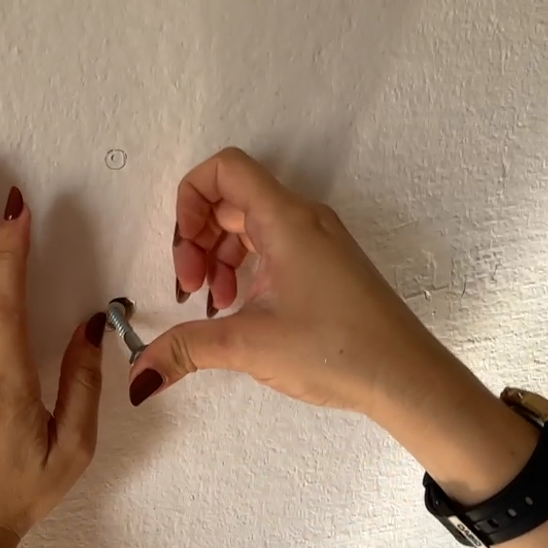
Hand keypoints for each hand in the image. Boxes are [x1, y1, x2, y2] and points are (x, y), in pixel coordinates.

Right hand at [134, 147, 536, 496]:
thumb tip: (140, 373)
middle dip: (197, 240)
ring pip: (247, 225)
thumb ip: (184, 350)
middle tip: (191, 289)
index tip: (185, 252)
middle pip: (229, 199)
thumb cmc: (339, 349)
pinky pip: (268, 247)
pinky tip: (237, 309)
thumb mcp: (248, 345)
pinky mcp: (321, 264)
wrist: (407, 378)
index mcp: (284, 219)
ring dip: (218, 258)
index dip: (189, 199)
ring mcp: (314, 241)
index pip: (224, 169)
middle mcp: (301, 219)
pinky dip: (242, 269)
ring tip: (214, 305)